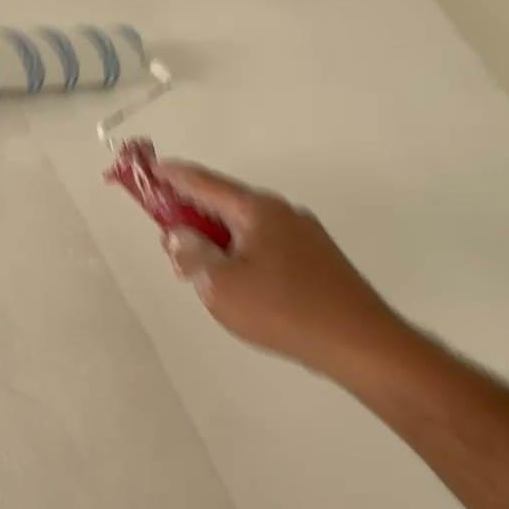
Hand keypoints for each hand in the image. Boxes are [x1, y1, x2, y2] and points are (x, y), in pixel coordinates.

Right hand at [155, 160, 411, 377]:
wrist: (356, 340)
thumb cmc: (279, 309)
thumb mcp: (219, 284)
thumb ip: (192, 254)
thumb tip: (178, 234)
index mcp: (257, 212)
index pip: (206, 184)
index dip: (175, 176)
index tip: (152, 168)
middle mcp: (282, 214)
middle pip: (225, 206)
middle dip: (192, 217)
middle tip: (171, 244)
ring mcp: (302, 236)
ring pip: (244, 229)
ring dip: (215, 241)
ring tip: (201, 274)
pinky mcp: (314, 260)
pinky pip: (263, 246)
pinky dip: (238, 254)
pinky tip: (236, 285)